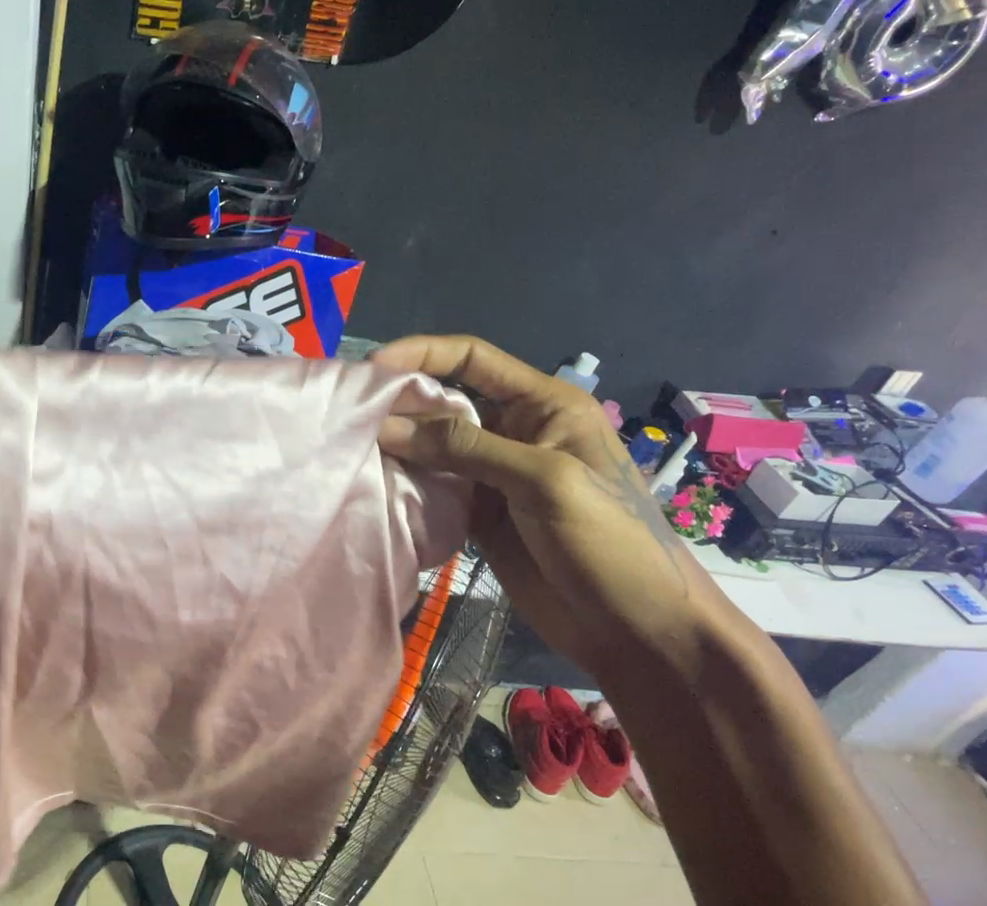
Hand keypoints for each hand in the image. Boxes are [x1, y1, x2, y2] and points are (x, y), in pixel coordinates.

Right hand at [373, 335, 742, 682]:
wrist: (639, 632)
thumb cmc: (609, 542)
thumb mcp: (544, 481)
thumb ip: (466, 448)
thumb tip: (384, 426)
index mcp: (543, 404)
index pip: (472, 358)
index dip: (421, 354)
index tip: (370, 368)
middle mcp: (514, 430)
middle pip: (444, 400)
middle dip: (398, 403)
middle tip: (347, 415)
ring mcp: (493, 475)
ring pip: (431, 445)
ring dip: (395, 445)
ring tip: (348, 449)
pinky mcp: (478, 514)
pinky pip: (432, 486)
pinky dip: (404, 483)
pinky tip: (373, 486)